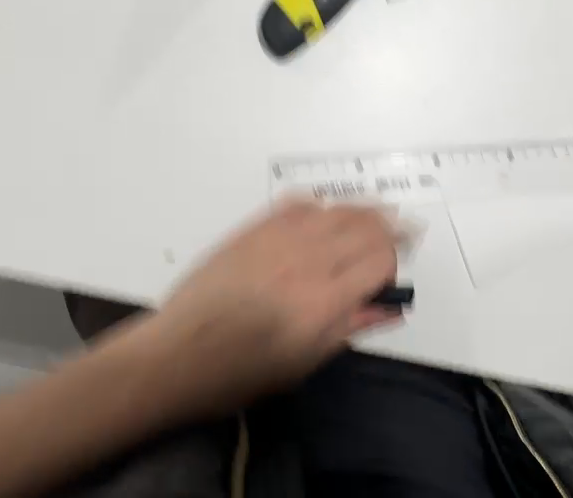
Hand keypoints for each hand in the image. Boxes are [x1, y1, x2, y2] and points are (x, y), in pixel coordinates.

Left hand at [141, 200, 402, 416]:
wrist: (177, 354)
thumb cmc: (241, 371)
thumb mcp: (304, 362)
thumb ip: (351, 326)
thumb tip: (390, 306)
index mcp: (323, 301)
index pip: (381, 260)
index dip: (393, 265)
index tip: (389, 277)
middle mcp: (307, 260)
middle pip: (368, 226)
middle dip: (389, 232)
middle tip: (396, 240)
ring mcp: (281, 237)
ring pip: (340, 208)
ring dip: (363, 213)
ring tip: (371, 223)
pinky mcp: (257, 226)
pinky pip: (302, 201)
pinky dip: (323, 207)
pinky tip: (325, 218)